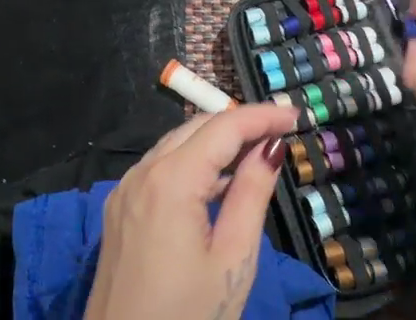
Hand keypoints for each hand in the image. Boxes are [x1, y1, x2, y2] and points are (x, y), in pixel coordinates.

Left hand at [85, 104, 295, 319]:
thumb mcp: (233, 258)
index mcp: (171, 179)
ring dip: (216, 141)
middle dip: (240, 124)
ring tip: (257, 151)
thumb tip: (271, 147)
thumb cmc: (187, 315)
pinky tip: (218, 181)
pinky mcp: (119, 210)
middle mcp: (142, 172)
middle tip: (280, 132)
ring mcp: (125, 190)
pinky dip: (192, 162)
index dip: (262, 116)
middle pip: (197, 128)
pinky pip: (160, 168)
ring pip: (177, 144)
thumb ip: (252, 193)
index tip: (295, 115)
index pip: (224, 127)